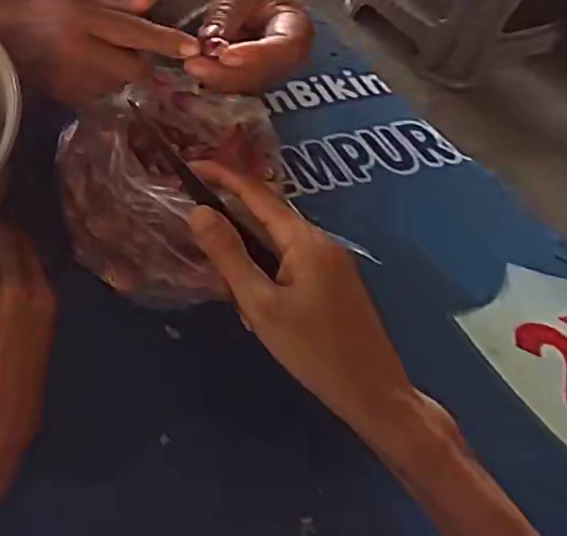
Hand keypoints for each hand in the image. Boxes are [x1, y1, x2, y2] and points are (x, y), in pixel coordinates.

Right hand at [0, 0, 198, 104]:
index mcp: (83, 19)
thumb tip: (155, 7)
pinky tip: (83, 69)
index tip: (191, 48)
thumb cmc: (45, 11)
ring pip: (118, 84)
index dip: (164, 41)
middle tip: (123, 48)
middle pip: (132, 68)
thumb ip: (118, 0)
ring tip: (97, 56)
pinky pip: (100, 93)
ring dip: (118, 73)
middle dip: (137, 61)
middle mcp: (79, 50)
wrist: (4, 37)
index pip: (133, 32)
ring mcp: (72, 77)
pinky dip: (101, 83)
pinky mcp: (66, 95)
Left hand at [181, 0, 312, 93]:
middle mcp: (289, 58)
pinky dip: (212, 82)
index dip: (255, 55)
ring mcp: (271, 73)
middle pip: (264, 73)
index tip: (226, 56)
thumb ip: (225, 17)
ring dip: (216, 80)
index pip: (284, 47)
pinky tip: (194, 73)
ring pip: (246, 85)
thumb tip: (210, 45)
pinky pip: (233, 88)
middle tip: (194, 65)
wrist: (243, 1)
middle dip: (227, 72)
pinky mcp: (250, 81)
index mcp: (296, 28)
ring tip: (190, 66)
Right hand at [186, 164, 538, 535]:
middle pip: (264, 212)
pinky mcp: (331, 281)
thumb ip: (227, 253)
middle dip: (226, 210)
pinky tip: (247, 289)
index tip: (187, 165)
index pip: (255, 192)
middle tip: (190, 217)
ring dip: (242, 243)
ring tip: (215, 265)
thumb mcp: (259, 303)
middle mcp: (320, 241)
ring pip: (273, 237)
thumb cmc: (314, 350)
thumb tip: (198, 210)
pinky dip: (259, 260)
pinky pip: (285, 255)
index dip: (220, 175)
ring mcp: (330, 261)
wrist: (379, 400)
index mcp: (305, 240)